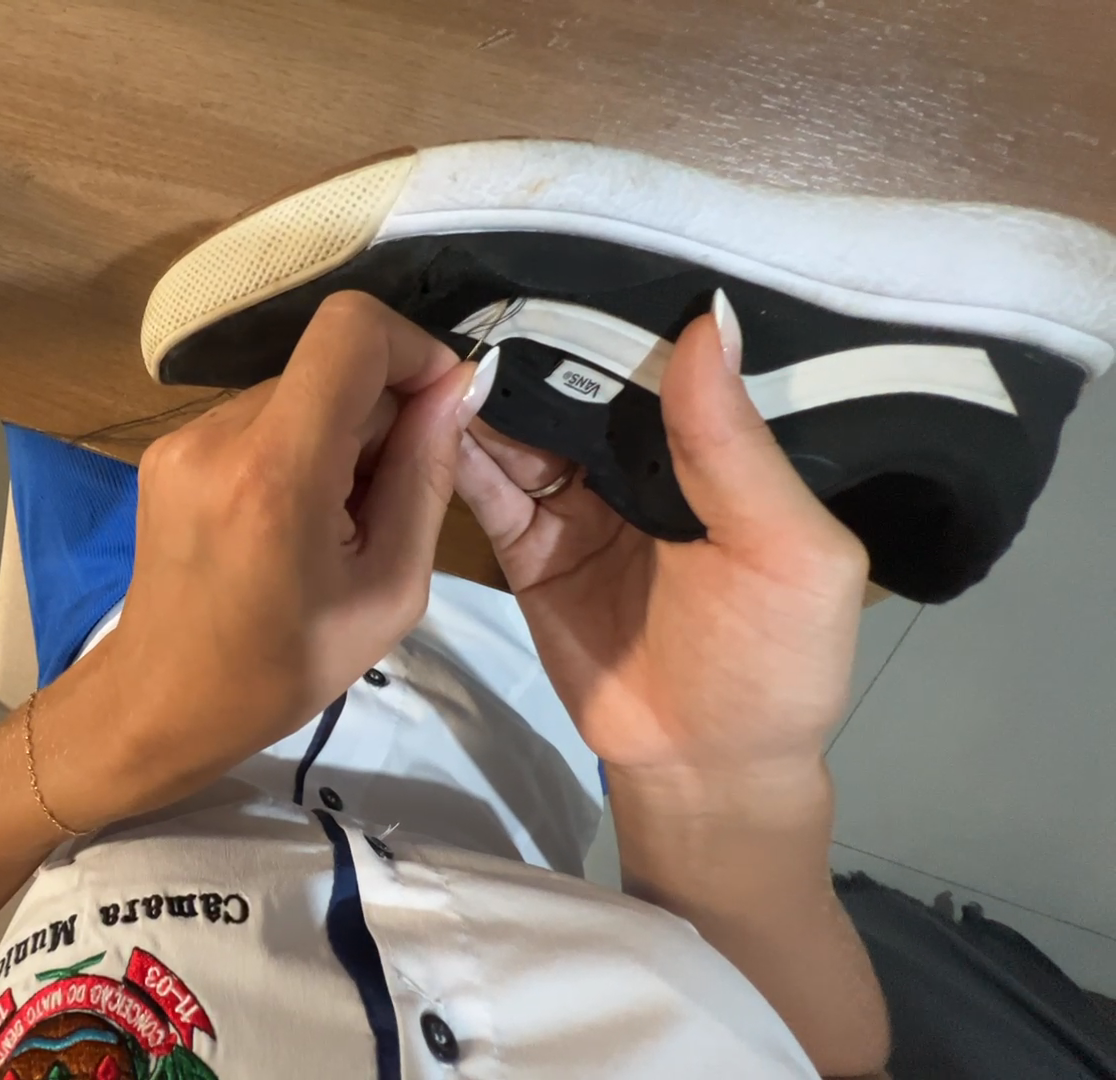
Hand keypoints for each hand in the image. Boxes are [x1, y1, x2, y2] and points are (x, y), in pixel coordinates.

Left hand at [98, 292, 481, 793]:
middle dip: (375, 411)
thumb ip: (425, 476)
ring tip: (327, 519)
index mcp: (275, 473)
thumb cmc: (283, 668)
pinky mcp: (163, 451)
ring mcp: (179, 439)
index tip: (435, 408)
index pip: (348, 331)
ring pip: (290, 392)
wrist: (163, 698)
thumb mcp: (388, 590)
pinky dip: (289, 447)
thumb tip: (453, 388)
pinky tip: (285, 516)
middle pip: (323, 366)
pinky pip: (252, 418)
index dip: (408, 349)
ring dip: (331, 434)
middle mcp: (216, 436)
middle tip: (381, 496)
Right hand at [453, 296, 868, 781]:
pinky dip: (461, 463)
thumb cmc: (768, 660)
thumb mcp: (783, 552)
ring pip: (520, 441)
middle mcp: (636, 472)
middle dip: (533, 361)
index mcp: (708, 459)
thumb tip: (705, 321)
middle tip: (474, 312)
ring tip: (437, 366)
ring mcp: (571, 508)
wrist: (693, 760)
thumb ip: (734, 448)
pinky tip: (430, 428)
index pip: (656, 375)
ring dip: (484, 408)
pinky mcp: (524, 546)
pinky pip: (488, 495)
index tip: (556, 274)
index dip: (611, 328)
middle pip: (576, 401)